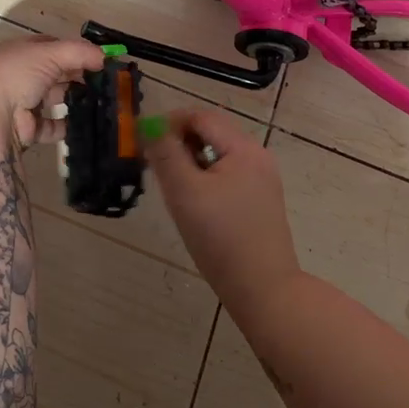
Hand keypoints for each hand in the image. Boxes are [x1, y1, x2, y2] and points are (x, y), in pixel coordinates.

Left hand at [0, 36, 104, 147]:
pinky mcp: (28, 127)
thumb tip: (104, 56)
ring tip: (103, 101)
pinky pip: (53, 125)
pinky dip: (68, 125)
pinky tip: (87, 123)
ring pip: (55, 97)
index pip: (51, 46)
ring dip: (75, 99)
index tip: (99, 58)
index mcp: (20, 52)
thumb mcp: (49, 53)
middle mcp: (20, 75)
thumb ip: (79, 52)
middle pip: (55, 72)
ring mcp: (23, 101)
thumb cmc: (17, 75)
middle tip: (106, 81)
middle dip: (78, 75)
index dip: (74, 50)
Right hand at [147, 110, 299, 308]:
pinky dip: (205, 177)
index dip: (168, 122)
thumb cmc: (221, 239)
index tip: (143, 142)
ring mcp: (262, 179)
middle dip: (178, 142)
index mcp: (244, 149)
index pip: (200, 116)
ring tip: (171, 186)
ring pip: (217, 154)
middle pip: (210, 132)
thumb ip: (165, 153)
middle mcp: (257, 157)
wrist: (264, 291)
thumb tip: (147, 124)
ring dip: (189, 160)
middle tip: (154, 164)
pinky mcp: (260, 200)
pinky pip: (226, 173)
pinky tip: (193, 202)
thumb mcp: (184, 192)